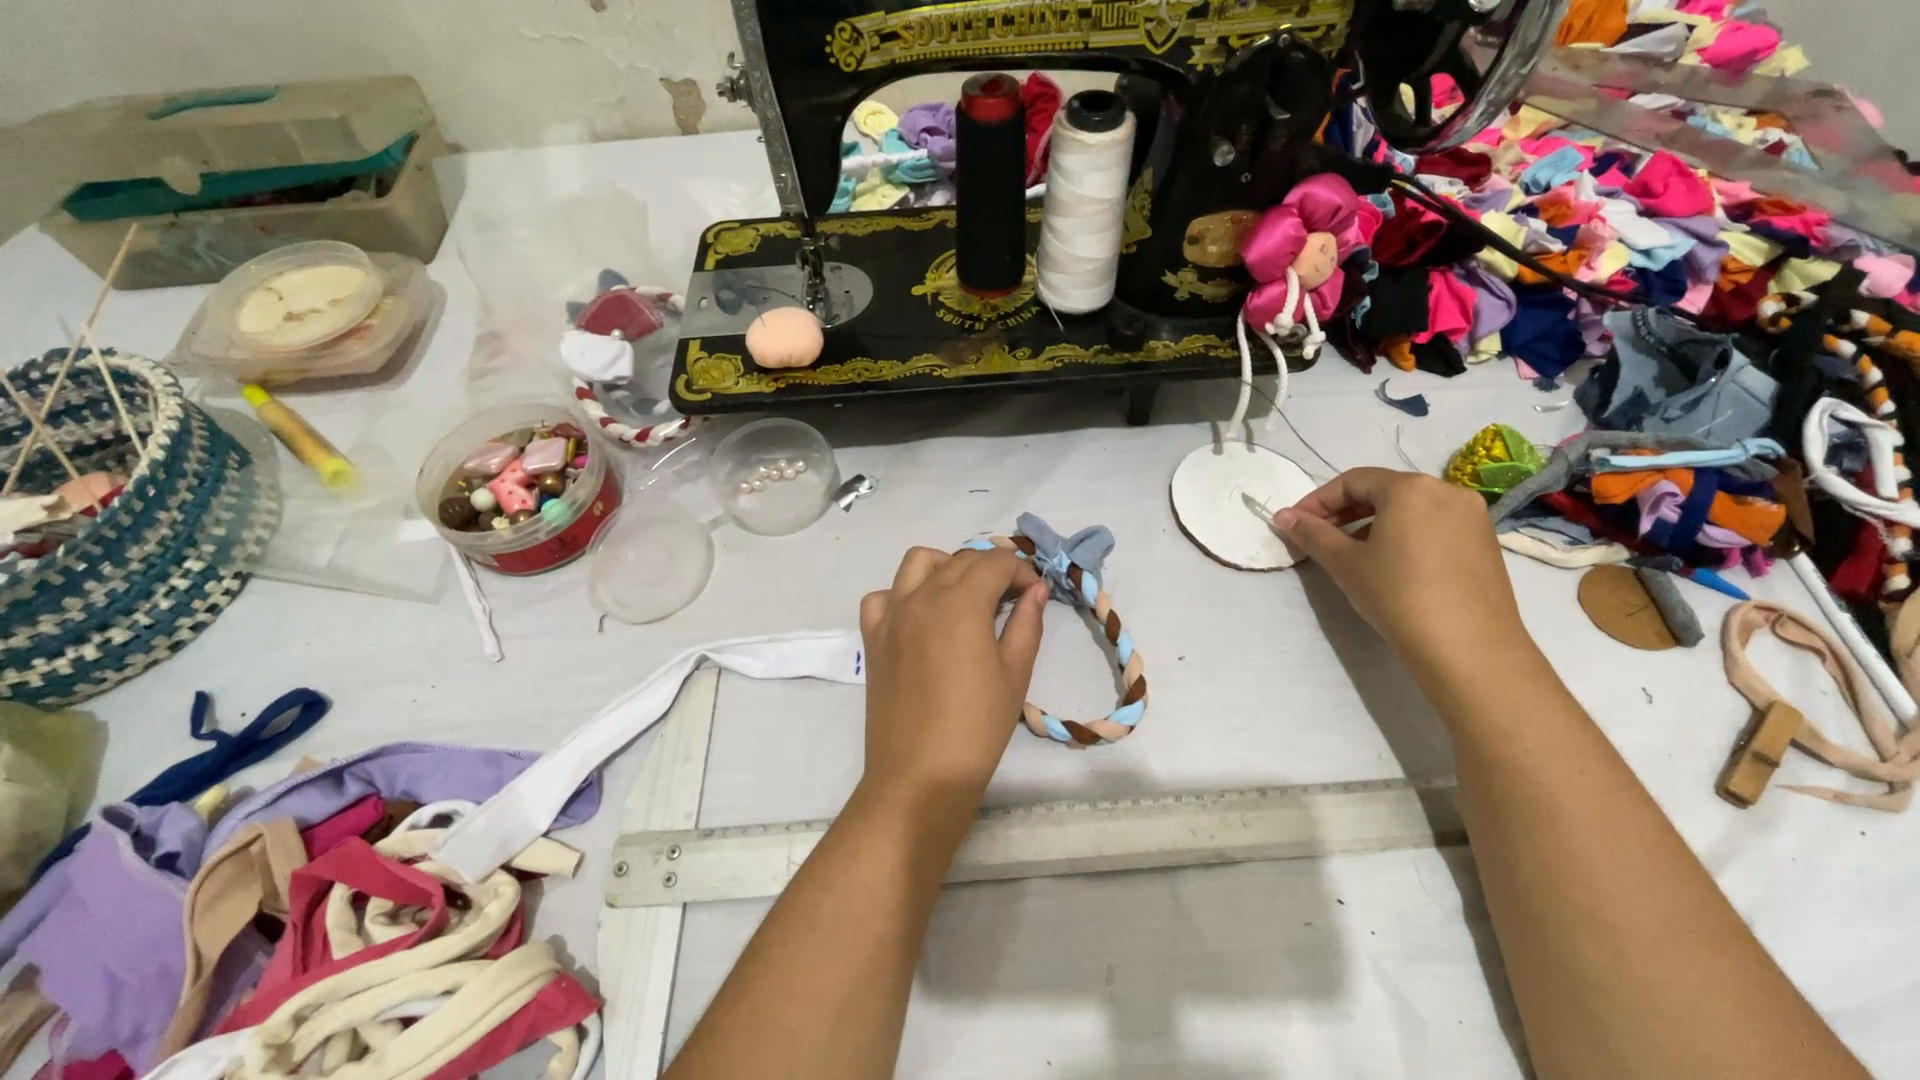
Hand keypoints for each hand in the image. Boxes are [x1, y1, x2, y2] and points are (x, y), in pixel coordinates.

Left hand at [859, 547, 1047, 804]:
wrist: (920, 774)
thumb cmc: (977, 726)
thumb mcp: (1014, 674)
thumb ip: (1026, 624)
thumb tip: (1036, 592)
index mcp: (960, 602)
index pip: (996, 562)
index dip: (1023, 572)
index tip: (1036, 595)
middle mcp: (921, 597)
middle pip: (961, 559)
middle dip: (993, 569)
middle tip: (1013, 599)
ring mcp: (891, 615)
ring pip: (918, 562)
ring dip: (947, 567)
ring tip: (966, 596)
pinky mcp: (873, 638)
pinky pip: (883, 596)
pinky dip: (903, 593)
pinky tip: (921, 617)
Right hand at [1272, 468, 1526, 670]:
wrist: (1467, 646)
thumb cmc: (1397, 595)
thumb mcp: (1345, 564)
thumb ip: (1312, 534)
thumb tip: (1283, 517)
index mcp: (1410, 488)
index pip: (1353, 481)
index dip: (1317, 501)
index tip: (1295, 524)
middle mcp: (1446, 491)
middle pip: (1384, 491)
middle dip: (1346, 512)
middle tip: (1319, 538)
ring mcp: (1471, 516)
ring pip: (1411, 509)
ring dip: (1374, 523)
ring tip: (1353, 554)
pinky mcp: (1484, 542)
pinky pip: (1434, 525)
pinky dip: (1405, 535)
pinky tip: (1392, 565)